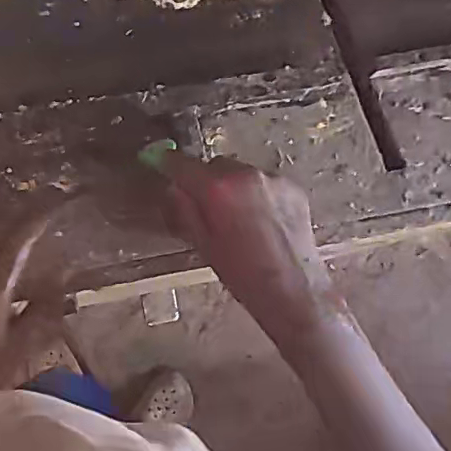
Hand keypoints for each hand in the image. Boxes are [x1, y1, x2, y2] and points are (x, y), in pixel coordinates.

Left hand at [0, 207, 56, 421]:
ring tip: (30, 219)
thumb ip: (43, 310)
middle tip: (47, 201)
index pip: (17, 237)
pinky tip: (8, 253)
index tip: (57, 199)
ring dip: (6, 226)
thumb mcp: (22, 344)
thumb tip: (62, 281)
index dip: (37, 215)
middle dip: (20, 212)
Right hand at [154, 151, 340, 341]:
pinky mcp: (293, 187)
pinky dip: (256, 194)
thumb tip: (175, 187)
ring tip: (238, 219)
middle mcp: (246, 175)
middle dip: (206, 180)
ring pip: (240, 173)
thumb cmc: (242, 274)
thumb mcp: (202, 243)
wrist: (294, 291)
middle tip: (206, 206)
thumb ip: (185, 209)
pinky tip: (261, 222)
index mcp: (218, 189)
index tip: (157, 159)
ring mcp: (272, 179)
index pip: (183, 164)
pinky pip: (263, 183)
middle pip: (215, 165)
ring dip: (233, 186)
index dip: (166, 161)